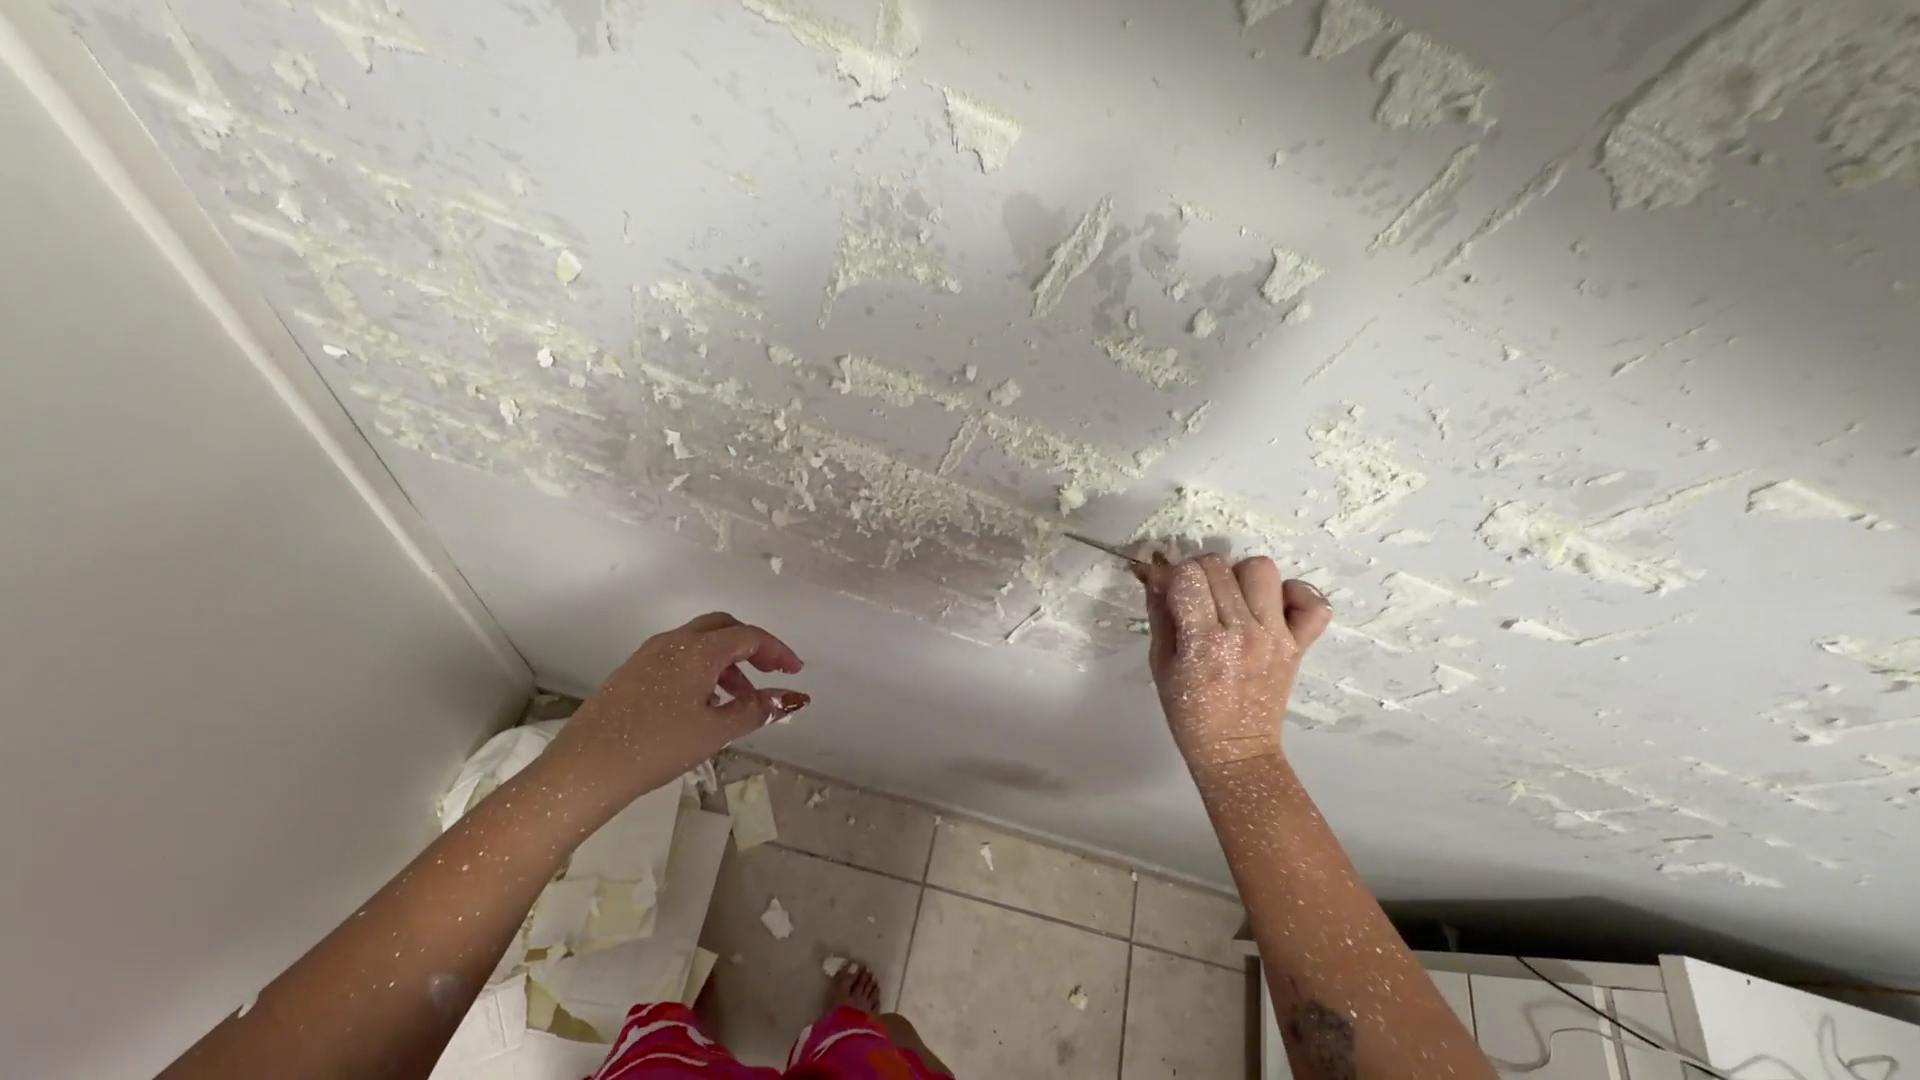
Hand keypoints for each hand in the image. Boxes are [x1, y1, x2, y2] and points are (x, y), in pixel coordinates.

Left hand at [543, 612, 807, 801]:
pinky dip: (701, 670)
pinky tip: (702, 705)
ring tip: (739, 699)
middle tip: (770, 672)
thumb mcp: (716, 731)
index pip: (748, 636)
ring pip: (698, 643)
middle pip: (722, 627)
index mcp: (698, 650)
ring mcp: (648, 656)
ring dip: (726, 661)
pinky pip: (678, 658)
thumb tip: (792, 697)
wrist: (586, 768)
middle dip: (751, 646)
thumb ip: (757, 709)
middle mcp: (673, 643)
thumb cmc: (657, 747)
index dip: (776, 650)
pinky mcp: (632, 673)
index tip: (794, 671)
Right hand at [1138, 554, 1332, 769]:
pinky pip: (1313, 602)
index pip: (1188, 574)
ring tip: (1233, 600)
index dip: (1175, 575)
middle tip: (1196, 598)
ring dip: (1241, 577)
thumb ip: (1160, 613)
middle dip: (1200, 573)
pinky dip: (1295, 596)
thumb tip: (1155, 573)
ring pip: (1263, 570)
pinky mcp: (1300, 644)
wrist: (1235, 751)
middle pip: (1220, 566)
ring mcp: (1276, 636)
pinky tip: (1273, 608)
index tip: (1171, 591)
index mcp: (1202, 640)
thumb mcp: (1160, 662)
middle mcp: (1242, 631)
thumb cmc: (1188, 712)